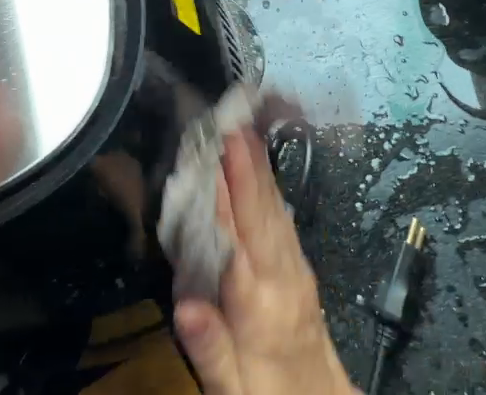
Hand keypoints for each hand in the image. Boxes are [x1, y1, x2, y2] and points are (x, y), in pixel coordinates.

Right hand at [174, 130, 359, 394]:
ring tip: (243, 130)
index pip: (232, 233)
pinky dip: (270, 190)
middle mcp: (281, 277)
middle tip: (229, 119)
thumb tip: (184, 305)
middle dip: (243, 163)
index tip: (205, 149)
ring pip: (275, 210)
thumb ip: (210, 348)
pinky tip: (263, 173)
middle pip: (259, 211)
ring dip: (259, 168)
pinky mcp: (302, 274)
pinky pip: (283, 221)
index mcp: (258, 303)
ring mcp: (296, 272)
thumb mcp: (234, 391)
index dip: (218, 187)